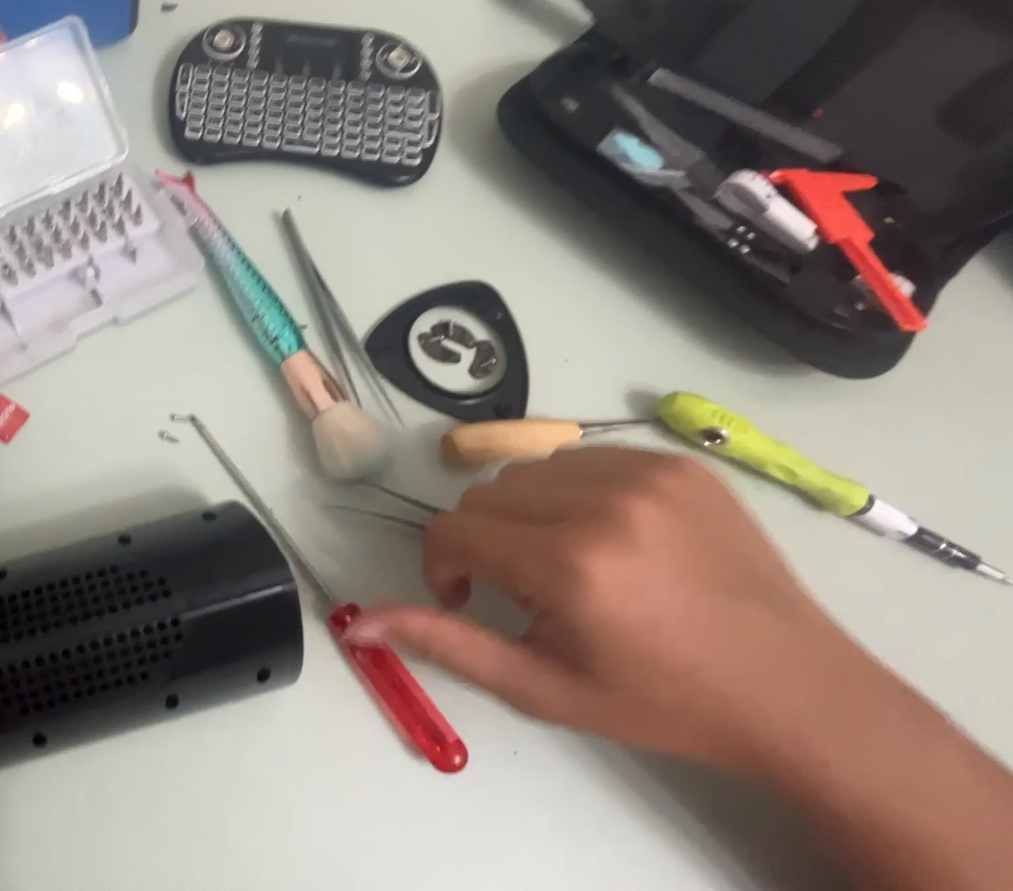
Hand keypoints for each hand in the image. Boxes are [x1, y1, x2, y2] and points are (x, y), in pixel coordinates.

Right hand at [346, 447, 882, 773]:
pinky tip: (607, 535)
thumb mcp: (540, 687)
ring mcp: (646, 475)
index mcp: (569, 564)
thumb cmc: (658, 700)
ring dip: (525, 513)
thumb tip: (360, 621)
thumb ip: (445, 643)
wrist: (797, 693)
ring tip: (567, 559)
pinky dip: (572, 492)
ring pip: (527, 471)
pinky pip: (581, 457)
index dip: (444, 565)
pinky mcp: (676, 464)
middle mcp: (603, 504)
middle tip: (526, 587)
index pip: (452, 529)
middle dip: (485, 540)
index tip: (471, 597)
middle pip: (484, 495)